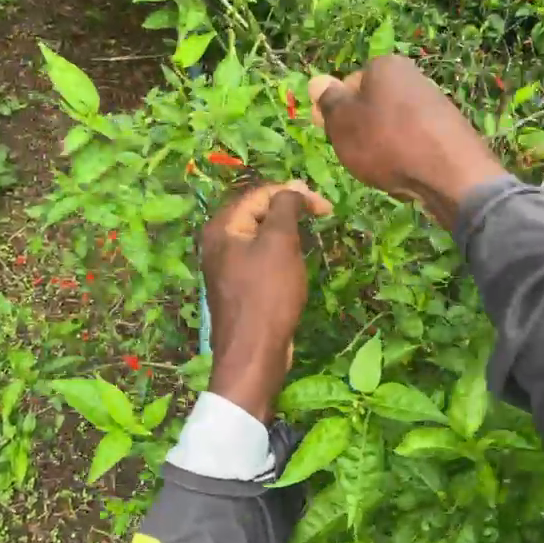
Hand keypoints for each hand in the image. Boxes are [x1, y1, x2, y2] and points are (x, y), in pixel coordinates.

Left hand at [202, 181, 332, 419]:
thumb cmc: (268, 296)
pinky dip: (278, 252)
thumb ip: (285, 208)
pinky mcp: (237, 286)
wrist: (253, 354)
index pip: (260, 194)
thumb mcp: (280, 244)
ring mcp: (225, 266)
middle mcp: (217, 242)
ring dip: (286, 231)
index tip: (326, 207)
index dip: (294, 194)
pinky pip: (259, 257)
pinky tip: (294, 260)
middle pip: (257, 211)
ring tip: (311, 235)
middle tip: (321, 215)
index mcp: (222, 227)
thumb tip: (292, 188)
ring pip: (259, 234)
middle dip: (289, 209)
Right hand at [308, 54, 505, 229]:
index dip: (337, 113)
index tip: (335, 136)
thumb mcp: (343, 123)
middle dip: (363, 132)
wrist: (450, 174)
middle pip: (373, 107)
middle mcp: (413, 77)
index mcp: (385, 66)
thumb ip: (328, 102)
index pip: (349, 85)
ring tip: (384, 170)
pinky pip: (415, 145)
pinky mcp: (449, 132)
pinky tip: (407, 175)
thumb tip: (318, 81)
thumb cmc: (387, 142)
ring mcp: (435, 104)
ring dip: (384, 148)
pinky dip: (407, 159)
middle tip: (358, 157)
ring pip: (393, 128)